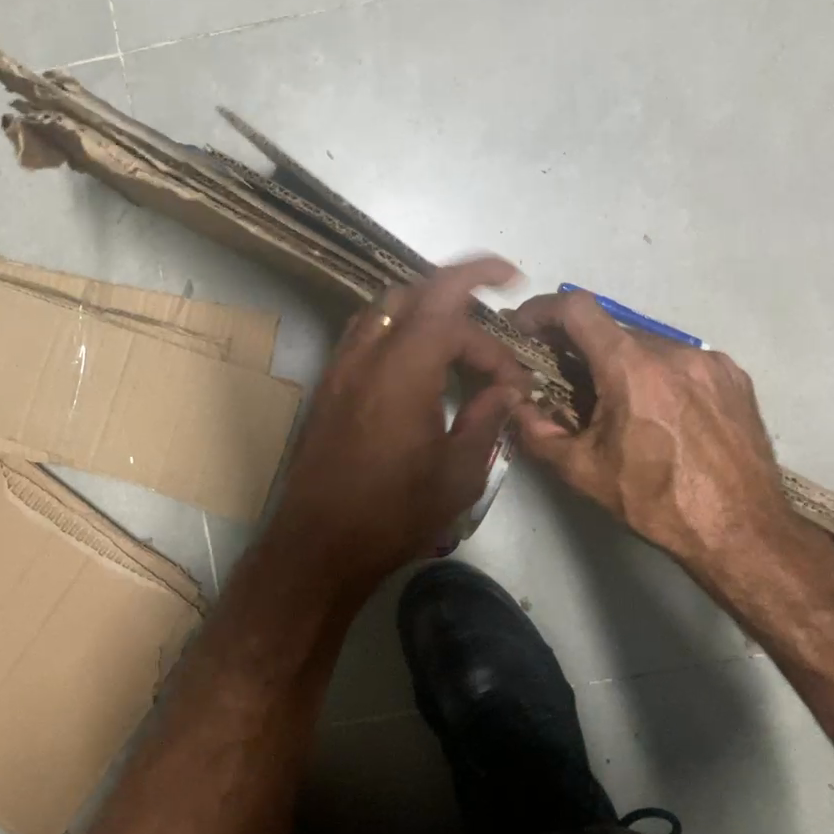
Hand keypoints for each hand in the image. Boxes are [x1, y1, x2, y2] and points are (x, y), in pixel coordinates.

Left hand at [266, 258, 530, 599]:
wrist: (318, 543)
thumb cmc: (393, 513)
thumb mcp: (458, 473)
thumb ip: (485, 418)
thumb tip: (505, 389)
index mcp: (404, 366)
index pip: (453, 309)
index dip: (494, 335)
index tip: (515, 372)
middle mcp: (367, 352)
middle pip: (416, 291)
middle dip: (462, 290)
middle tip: (494, 311)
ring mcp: (340, 365)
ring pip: (384, 307)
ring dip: (425, 309)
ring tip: (457, 339)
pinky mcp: (327, 385)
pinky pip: (364, 333)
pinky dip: (396, 331)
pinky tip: (416, 365)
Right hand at [508, 292, 786, 563]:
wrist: (743, 533)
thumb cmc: (656, 502)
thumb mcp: (581, 471)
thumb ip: (536, 430)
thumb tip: (514, 402)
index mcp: (632, 367)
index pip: (577, 308)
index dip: (542, 310)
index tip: (523, 328)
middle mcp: (673, 351)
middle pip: (610, 329)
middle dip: (577, 346)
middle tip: (560, 379)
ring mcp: (709, 362)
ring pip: (646, 345)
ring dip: (617, 362)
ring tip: (613, 404)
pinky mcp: (734, 378)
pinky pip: (680, 361)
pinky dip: (655, 374)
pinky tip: (655, 412)